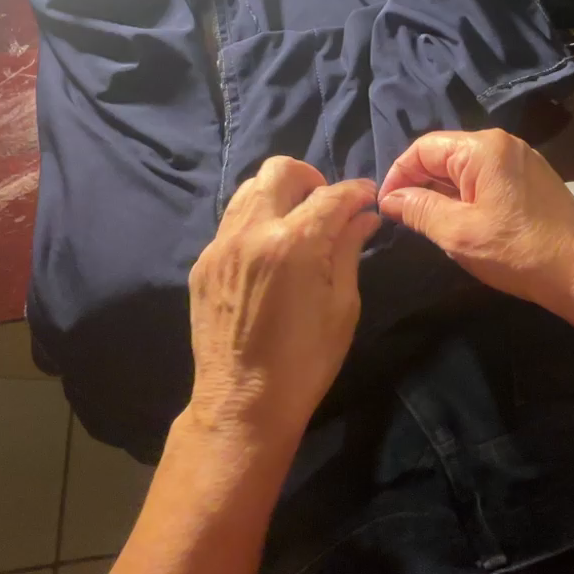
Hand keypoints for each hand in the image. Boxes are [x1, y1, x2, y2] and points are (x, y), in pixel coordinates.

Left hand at [185, 157, 380, 441]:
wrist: (243, 403)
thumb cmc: (306, 360)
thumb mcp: (342, 305)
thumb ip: (349, 250)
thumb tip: (363, 218)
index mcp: (293, 243)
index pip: (332, 195)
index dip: (357, 192)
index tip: (369, 199)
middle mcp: (252, 231)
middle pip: (280, 170)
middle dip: (312, 177)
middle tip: (328, 206)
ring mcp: (221, 245)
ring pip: (250, 188)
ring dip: (280, 194)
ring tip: (298, 222)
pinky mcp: (204, 262)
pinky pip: (233, 221)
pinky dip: (257, 220)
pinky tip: (271, 251)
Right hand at [378, 129, 573, 314]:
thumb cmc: (517, 252)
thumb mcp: (458, 233)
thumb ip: (419, 209)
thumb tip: (391, 198)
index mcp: (484, 148)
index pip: (424, 148)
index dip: (398, 175)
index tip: (385, 207)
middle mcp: (504, 144)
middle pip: (445, 154)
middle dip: (419, 183)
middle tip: (403, 218)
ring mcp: (522, 161)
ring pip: (466, 169)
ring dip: (442, 192)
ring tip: (429, 223)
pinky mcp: (533, 181)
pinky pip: (487, 179)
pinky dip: (467, 196)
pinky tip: (463, 223)